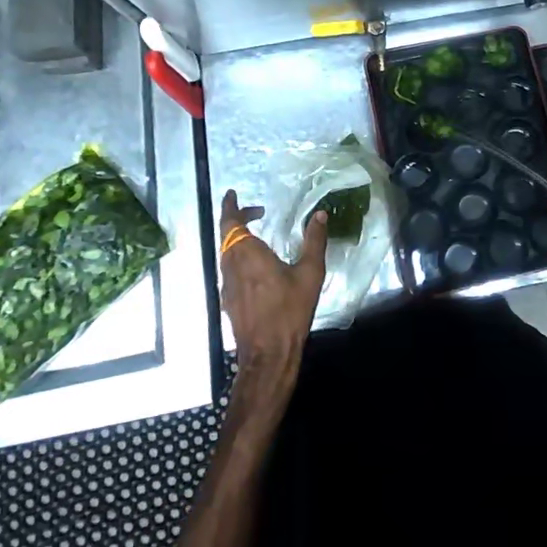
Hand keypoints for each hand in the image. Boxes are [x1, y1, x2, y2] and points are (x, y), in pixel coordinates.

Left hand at [218, 190, 326, 391]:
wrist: (269, 352)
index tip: (232, 193)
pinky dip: (239, 257)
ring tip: (257, 235)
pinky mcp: (228, 300)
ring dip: (237, 239)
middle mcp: (232, 266)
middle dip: (237, 220)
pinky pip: (229, 269)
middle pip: (226, 236)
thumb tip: (320, 214)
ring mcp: (227, 285)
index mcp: (248, 254)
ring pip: (226, 253)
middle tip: (257, 212)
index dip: (230, 206)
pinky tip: (256, 266)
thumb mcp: (310, 273)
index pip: (231, 223)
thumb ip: (314, 241)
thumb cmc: (290, 309)